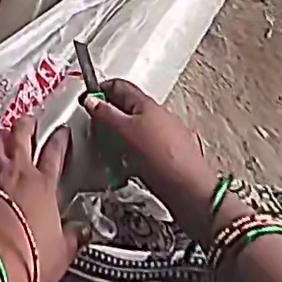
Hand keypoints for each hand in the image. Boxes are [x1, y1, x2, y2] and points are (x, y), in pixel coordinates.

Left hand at [0, 116, 76, 281]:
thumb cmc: (30, 255)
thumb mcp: (62, 251)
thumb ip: (73, 236)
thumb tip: (82, 231)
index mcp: (44, 184)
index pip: (54, 153)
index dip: (59, 139)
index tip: (62, 131)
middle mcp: (18, 171)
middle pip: (22, 135)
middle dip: (26, 124)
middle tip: (29, 120)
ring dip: (1, 135)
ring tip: (4, 132)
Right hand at [84, 80, 217, 236]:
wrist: (193, 195)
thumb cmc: (161, 159)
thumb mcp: (124, 132)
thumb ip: (104, 113)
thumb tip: (91, 100)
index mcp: (147, 104)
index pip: (118, 85)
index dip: (100, 90)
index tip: (88, 101)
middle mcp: (160, 116)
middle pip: (126, 108)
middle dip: (109, 116)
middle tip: (98, 128)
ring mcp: (168, 137)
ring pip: (135, 129)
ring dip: (121, 137)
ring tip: (112, 150)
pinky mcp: (172, 158)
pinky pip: (145, 148)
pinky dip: (134, 153)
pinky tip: (130, 165)